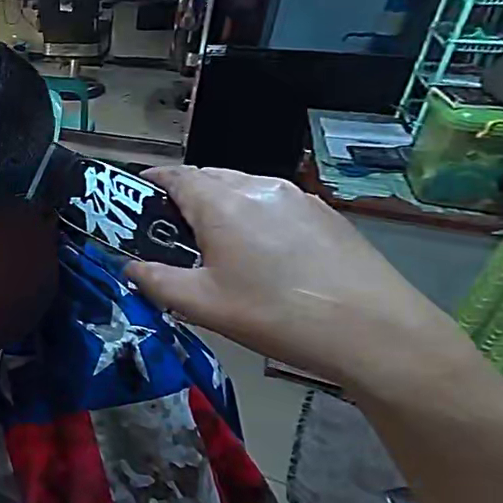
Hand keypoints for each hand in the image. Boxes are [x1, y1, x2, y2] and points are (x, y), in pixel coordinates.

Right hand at [123, 167, 488, 403]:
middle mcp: (257, 185)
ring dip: (223, 206)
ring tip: (222, 247)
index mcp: (221, 201)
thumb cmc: (274, 313)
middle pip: (210, 177)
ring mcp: (296, 196)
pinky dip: (257, 217)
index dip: (152, 182)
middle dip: (186, 196)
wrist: (371, 327)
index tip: (137, 197)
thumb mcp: (204, 305)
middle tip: (176, 233)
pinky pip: (276, 204)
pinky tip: (268, 255)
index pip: (175, 175)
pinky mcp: (324, 212)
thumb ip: (158, 282)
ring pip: (245, 189)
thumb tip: (131, 267)